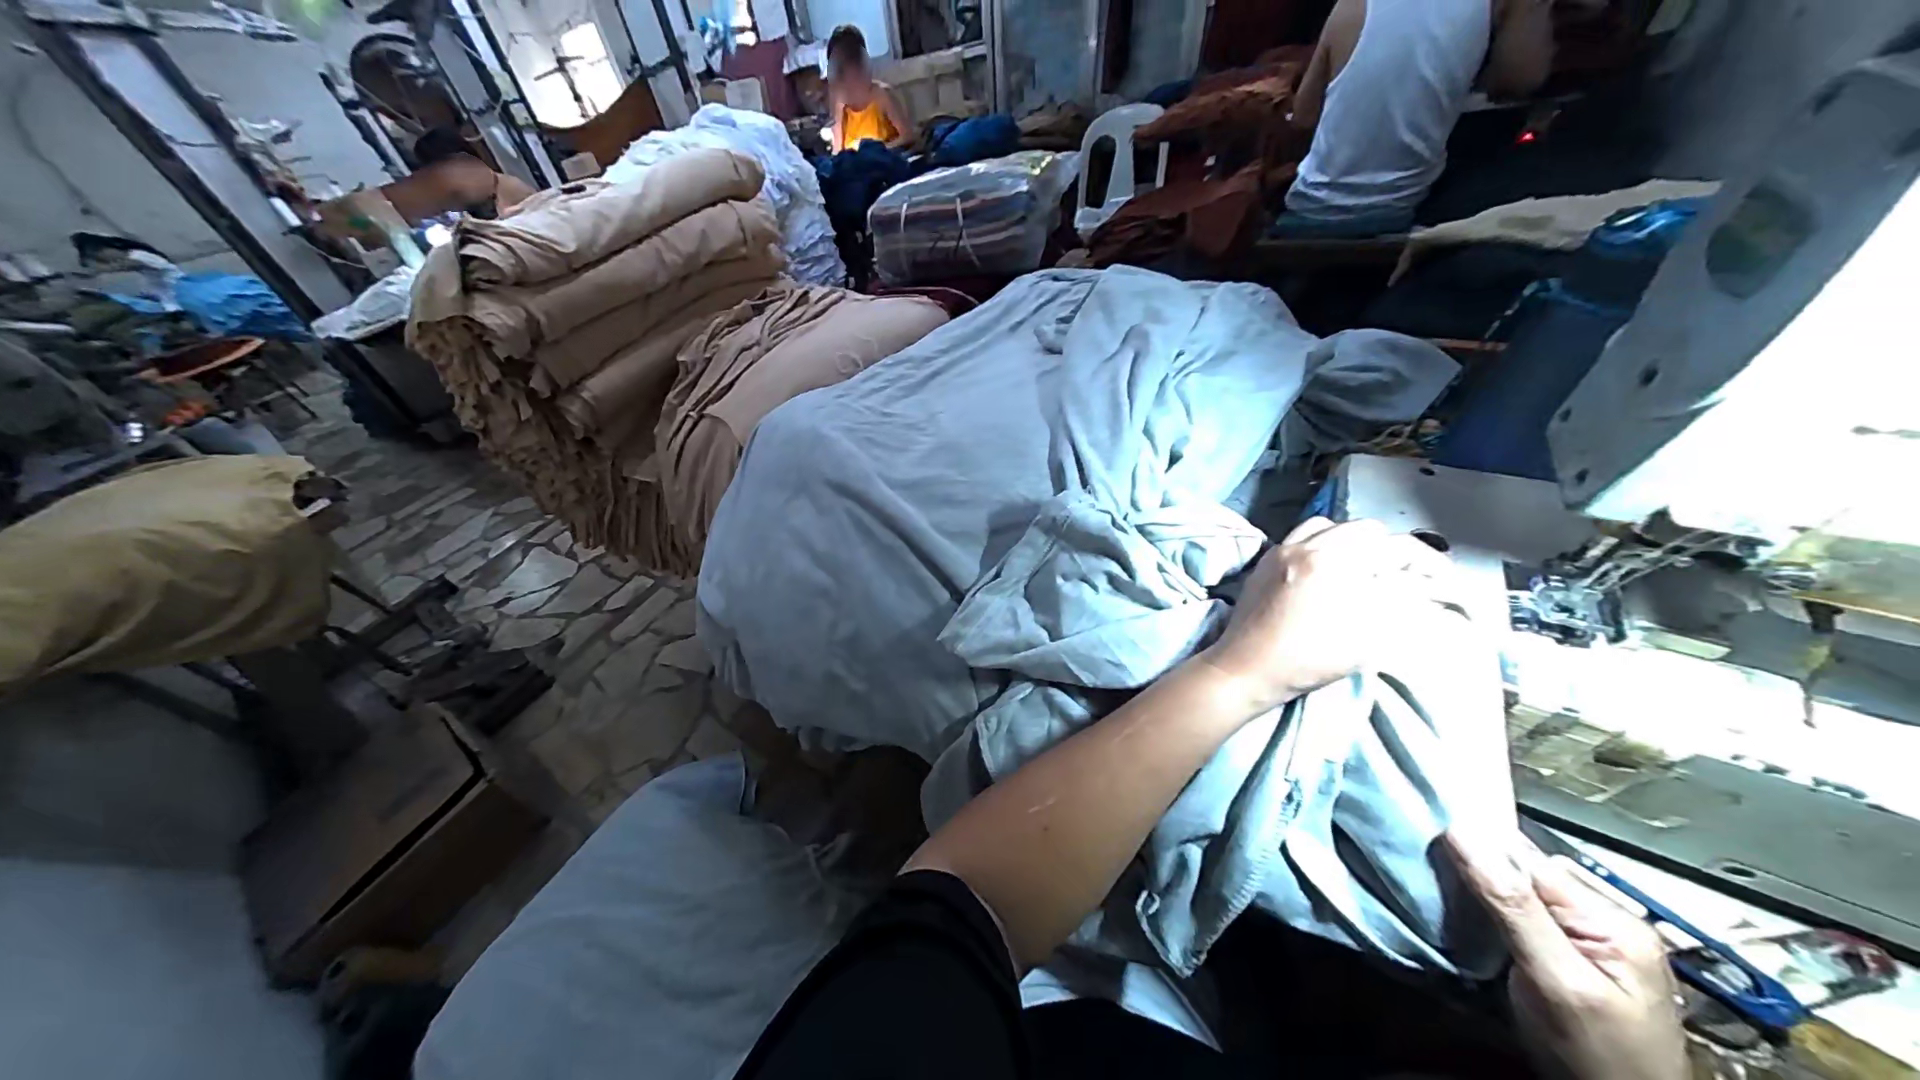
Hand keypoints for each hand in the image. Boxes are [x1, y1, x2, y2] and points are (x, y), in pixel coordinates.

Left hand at [1195, 517, 1457, 717]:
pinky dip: (1323, 542)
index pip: (1397, 549)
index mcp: (1336, 561)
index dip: (1427, 563)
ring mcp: (1283, 549)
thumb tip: (1424, 586)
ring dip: (1355, 542)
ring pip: (1332, 526)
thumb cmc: (1308, 659)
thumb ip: (1401, 604)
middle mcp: (1308, 546)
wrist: (1246, 666)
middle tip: (1401, 576)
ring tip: (1364, 569)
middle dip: (1390, 550)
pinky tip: (1327, 567)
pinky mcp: (1267, 559)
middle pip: (1365, 531)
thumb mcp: (1368, 638)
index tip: (1439, 579)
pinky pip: (1302, 535)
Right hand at [1447, 829, 1687, 1079]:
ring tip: (1446, 892)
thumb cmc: (1599, 1058)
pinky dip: (1489, 906)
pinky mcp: (1570, 953)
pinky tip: (1472, 915)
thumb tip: (1462, 834)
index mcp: (1612, 919)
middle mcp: (1605, 918)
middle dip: (1476, 866)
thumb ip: (1513, 906)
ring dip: (1479, 885)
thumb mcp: (1556, 981)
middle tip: (1432, 876)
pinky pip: (1520, 909)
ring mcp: (1591, 937)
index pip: (1526, 856)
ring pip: (1518, 886)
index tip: (1426, 844)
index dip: (1474, 846)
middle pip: (1522, 868)